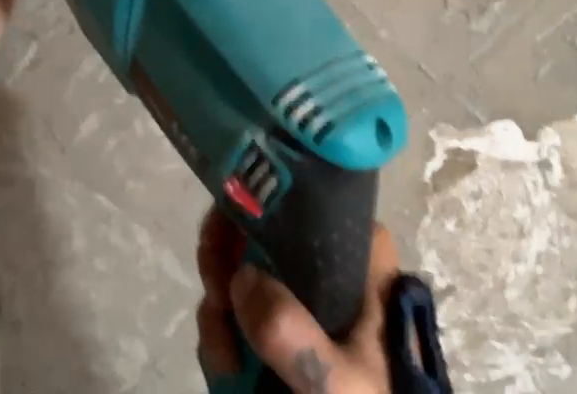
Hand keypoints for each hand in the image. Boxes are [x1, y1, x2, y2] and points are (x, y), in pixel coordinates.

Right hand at [195, 210, 400, 393]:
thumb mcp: (337, 380)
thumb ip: (290, 332)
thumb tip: (240, 278)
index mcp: (359, 262)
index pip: (306, 202)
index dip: (257, 209)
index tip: (225, 241)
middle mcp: (331, 270)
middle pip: (260, 235)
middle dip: (225, 267)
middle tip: (217, 300)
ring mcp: (306, 304)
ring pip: (242, 277)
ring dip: (221, 314)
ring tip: (225, 360)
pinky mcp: (288, 334)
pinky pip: (240, 316)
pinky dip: (224, 336)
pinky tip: (228, 368)